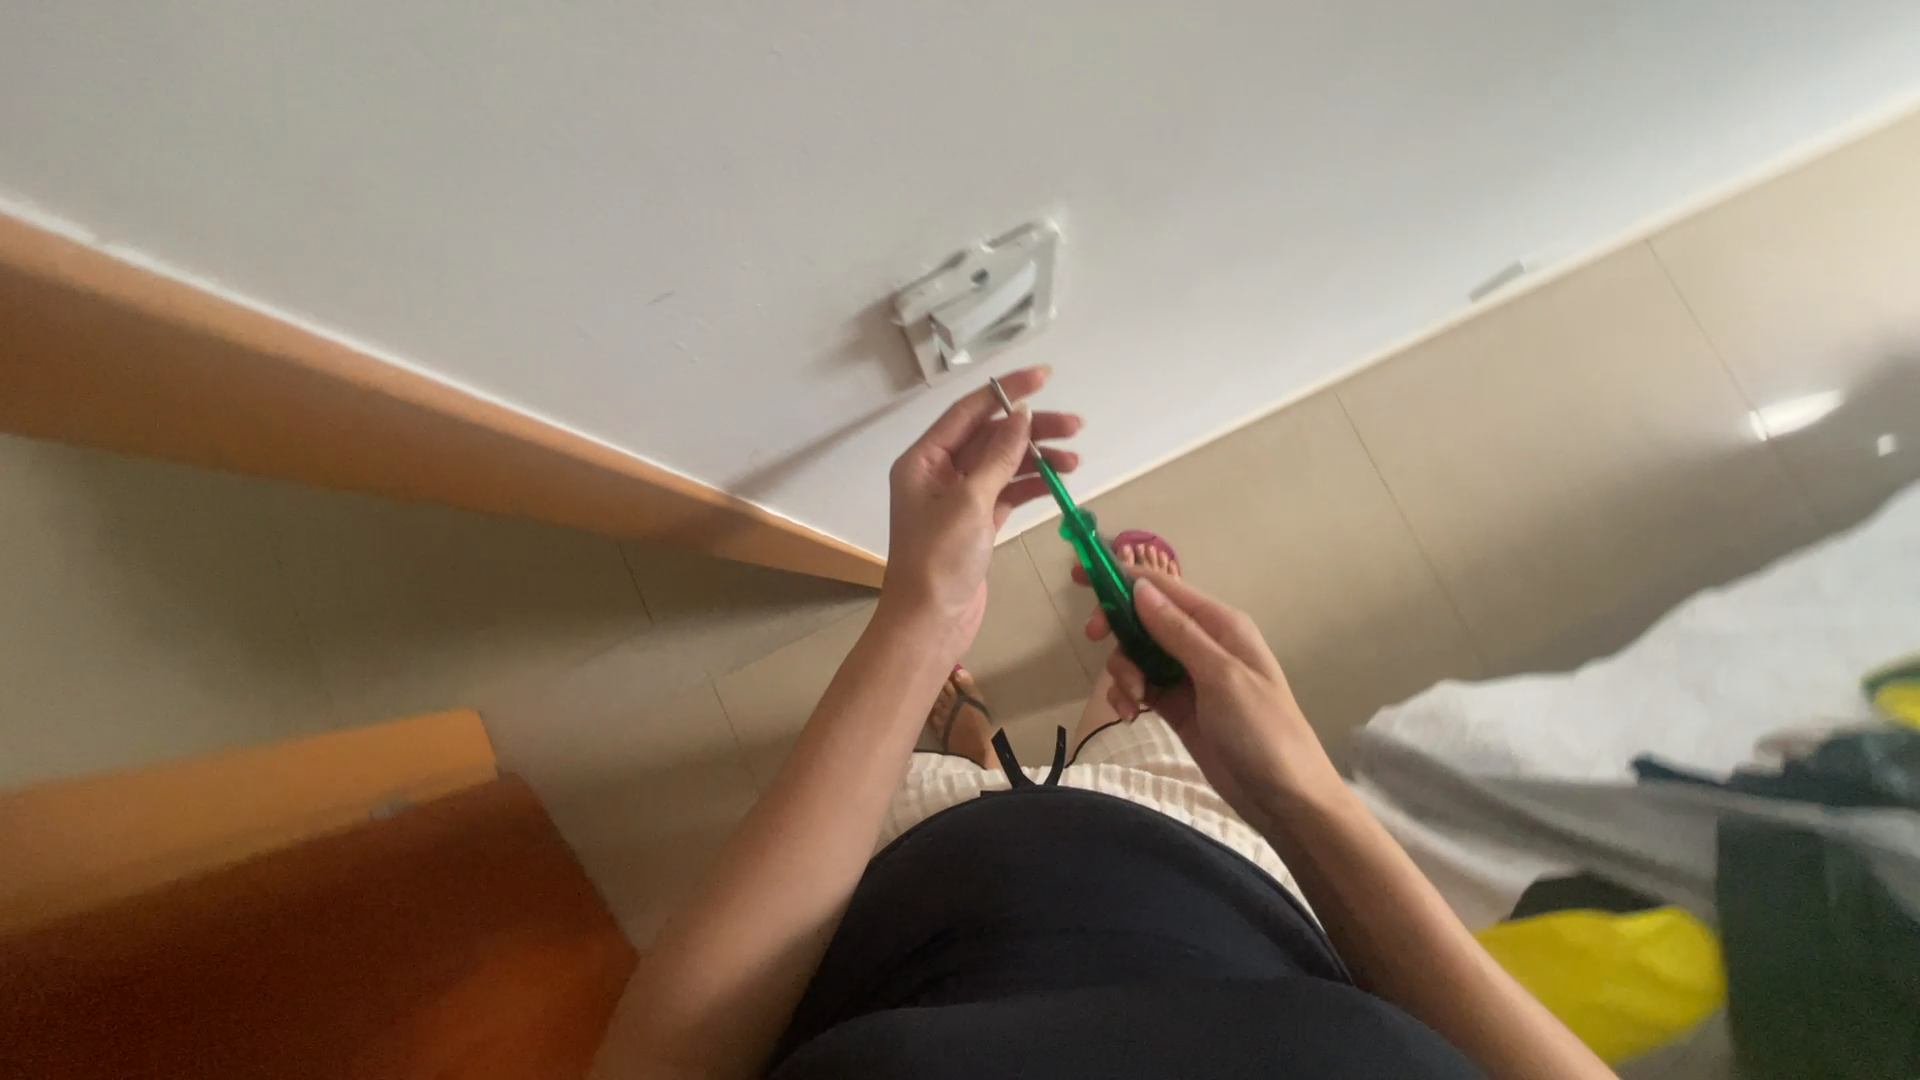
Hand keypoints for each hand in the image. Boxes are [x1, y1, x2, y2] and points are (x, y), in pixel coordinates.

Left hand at [881, 365, 1081, 656]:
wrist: (930, 622)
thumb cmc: (940, 559)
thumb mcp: (970, 501)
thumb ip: (998, 456)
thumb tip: (1019, 414)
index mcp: (923, 460)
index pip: (968, 412)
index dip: (1006, 390)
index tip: (1044, 376)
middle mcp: (938, 473)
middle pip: (990, 437)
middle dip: (1030, 430)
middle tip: (1075, 427)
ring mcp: (958, 499)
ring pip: (1002, 465)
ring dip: (1036, 459)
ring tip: (1074, 461)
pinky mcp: (976, 522)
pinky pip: (1006, 491)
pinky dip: (1031, 485)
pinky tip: (1057, 482)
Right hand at [1090, 572, 1342, 821]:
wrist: (1284, 800)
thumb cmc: (1262, 731)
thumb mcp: (1221, 677)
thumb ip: (1177, 633)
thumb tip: (1139, 588)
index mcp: (1219, 624)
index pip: (1162, 588)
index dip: (1120, 577)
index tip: (1078, 573)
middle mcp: (1201, 642)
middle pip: (1142, 618)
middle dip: (1116, 628)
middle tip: (1093, 638)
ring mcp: (1186, 675)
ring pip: (1135, 654)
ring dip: (1123, 672)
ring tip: (1133, 701)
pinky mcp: (1175, 705)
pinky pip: (1138, 686)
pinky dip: (1127, 695)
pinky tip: (1131, 715)